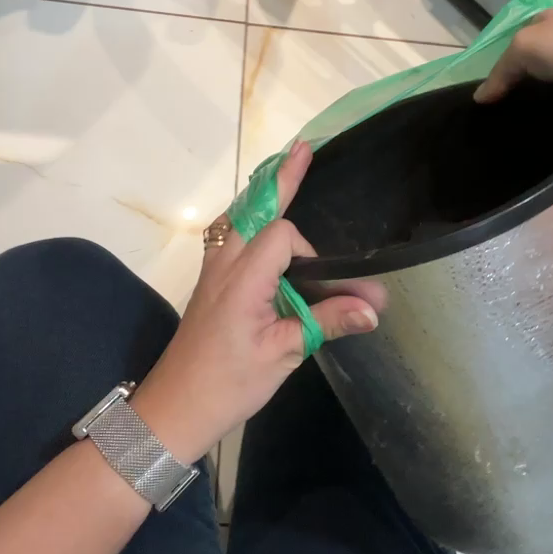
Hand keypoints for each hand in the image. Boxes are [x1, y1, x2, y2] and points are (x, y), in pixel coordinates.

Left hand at [132, 141, 383, 460]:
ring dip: (263, 195)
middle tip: (304, 147)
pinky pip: (230, 236)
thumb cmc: (228, 383)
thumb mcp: (283, 354)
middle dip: (281, 178)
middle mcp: (224, 263)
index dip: (308, 252)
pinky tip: (261, 221)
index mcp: (242, 278)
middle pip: (254, 207)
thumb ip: (326, 322)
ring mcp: (212, 269)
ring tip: (286, 169)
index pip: (282, 235)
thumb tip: (376, 307)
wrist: (176, 406)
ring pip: (238, 218)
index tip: (321, 284)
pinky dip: (250, 218)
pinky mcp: (209, 281)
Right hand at [473, 6, 552, 103]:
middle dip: (530, 76)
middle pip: (542, 56)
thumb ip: (500, 72)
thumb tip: (480, 98)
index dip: (506, 62)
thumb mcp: (523, 49)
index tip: (498, 92)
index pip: (519, 38)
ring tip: (541, 113)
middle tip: (516, 106)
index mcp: (549, 16)